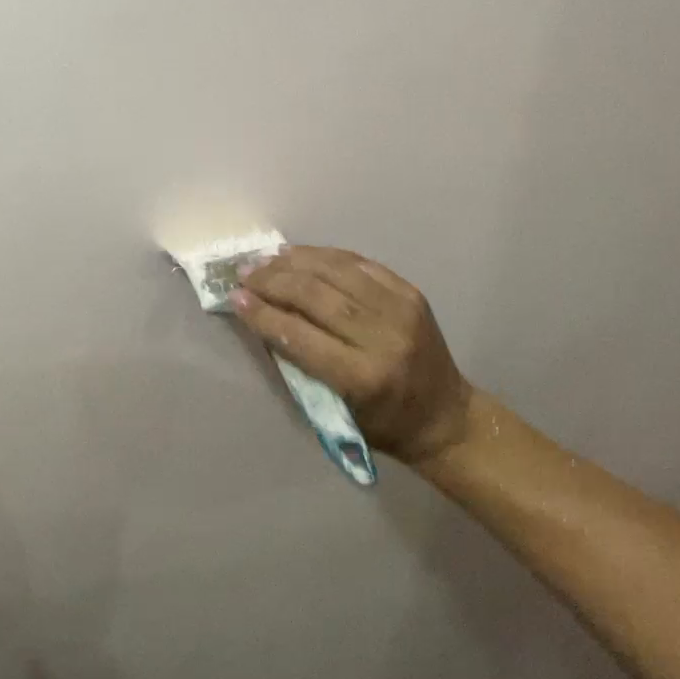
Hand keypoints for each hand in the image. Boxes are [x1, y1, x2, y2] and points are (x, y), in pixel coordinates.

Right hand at [232, 245, 474, 465]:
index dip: (263, 314)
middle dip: (273, 282)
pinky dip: (324, 256)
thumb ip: (300, 364)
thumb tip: (262, 319)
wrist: (445, 417)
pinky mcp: (411, 294)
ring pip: (337, 272)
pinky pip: (360, 265)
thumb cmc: (381, 424)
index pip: (299, 336)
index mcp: (362, 376)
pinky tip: (298, 254)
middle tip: (243, 274)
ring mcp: (401, 311)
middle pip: (317, 297)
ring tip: (263, 260)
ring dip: (294, 263)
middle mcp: (384, 338)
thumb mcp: (334, 408)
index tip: (234, 299)